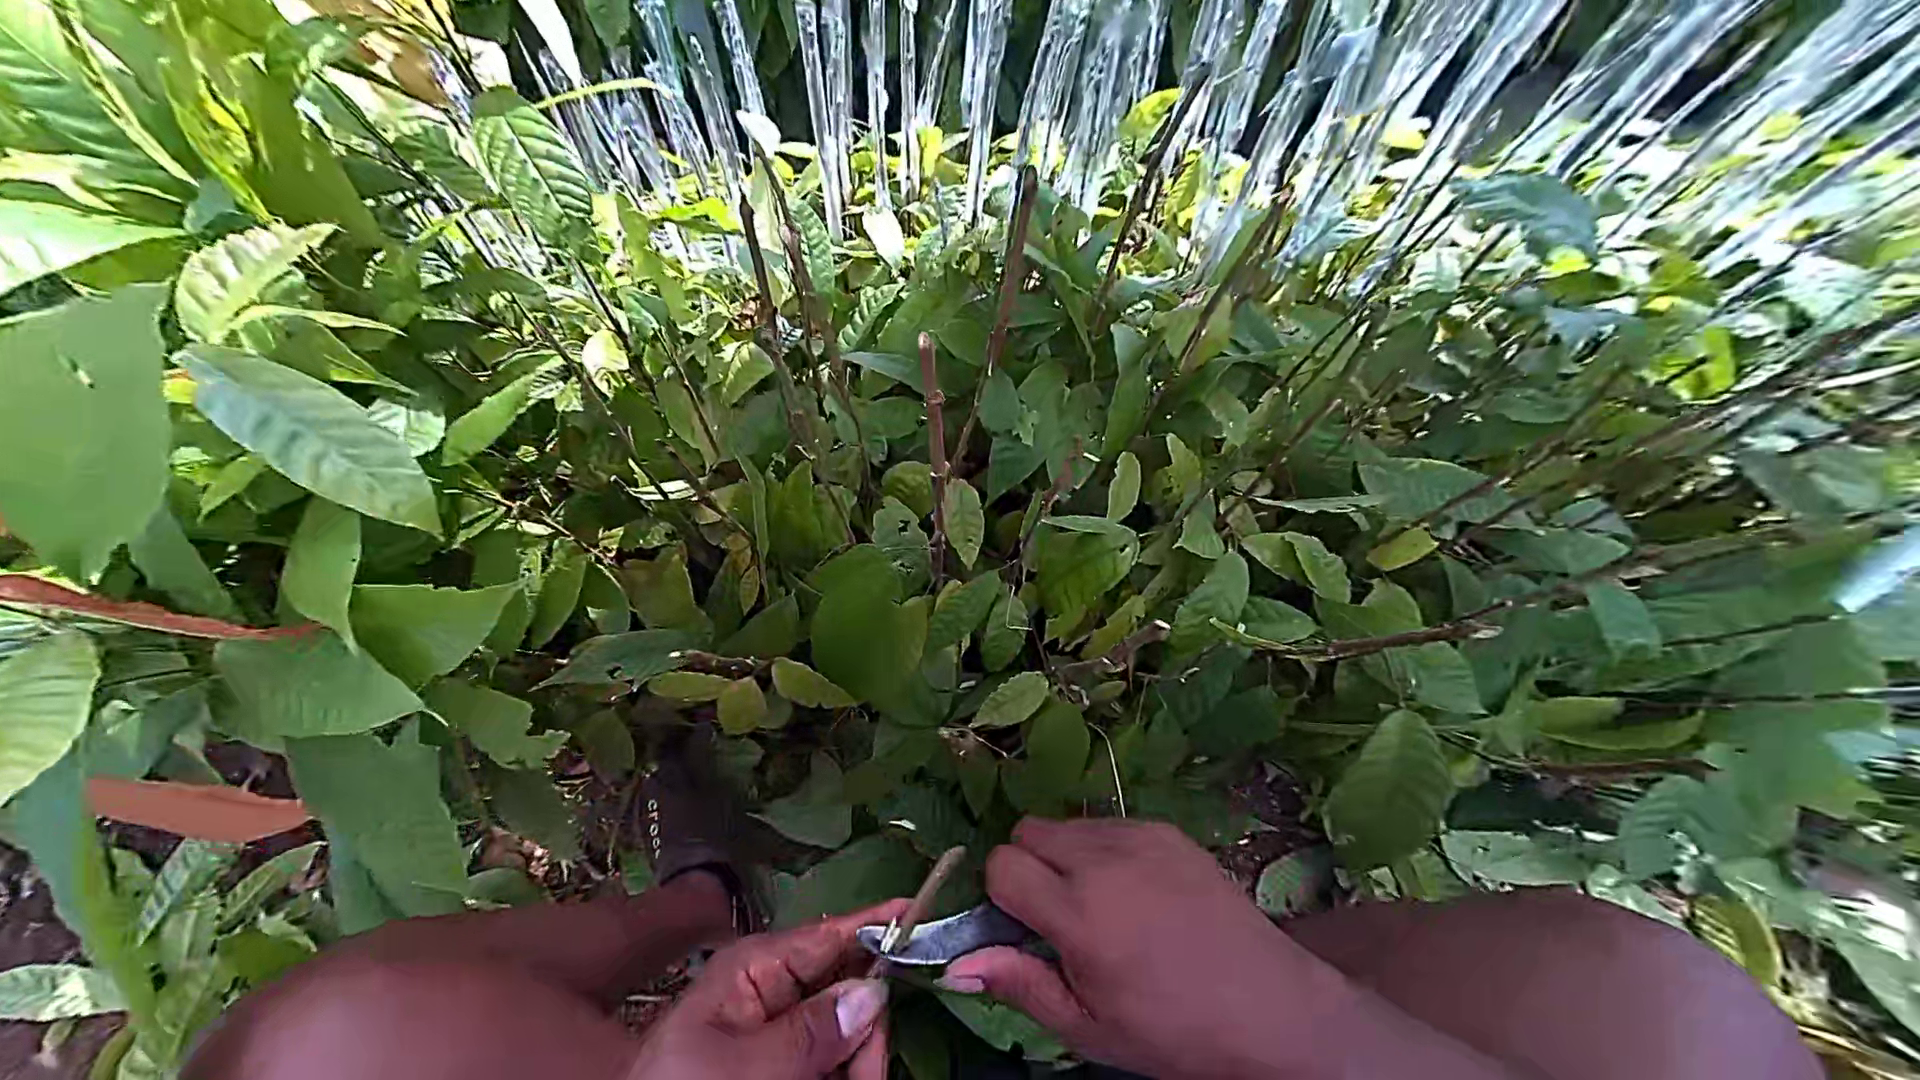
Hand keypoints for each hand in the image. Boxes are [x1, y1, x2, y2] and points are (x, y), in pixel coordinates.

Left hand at [628, 898, 906, 1079]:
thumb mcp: (741, 1068)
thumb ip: (808, 1031)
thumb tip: (873, 991)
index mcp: (760, 964)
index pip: (833, 931)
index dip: (880, 920)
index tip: (922, 911)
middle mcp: (780, 982)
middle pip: (853, 979)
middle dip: (870, 1022)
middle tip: (869, 1073)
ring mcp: (789, 1020)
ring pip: (854, 1020)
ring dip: (863, 1058)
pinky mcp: (794, 1054)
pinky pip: (841, 1052)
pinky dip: (852, 1071)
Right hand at [940, 818, 1334, 1077]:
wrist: (1270, 1006)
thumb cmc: (1172, 1030)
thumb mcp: (1089, 1028)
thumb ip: (1020, 983)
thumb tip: (956, 963)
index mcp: (1078, 913)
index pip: (1001, 864)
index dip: (1002, 894)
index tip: (1025, 923)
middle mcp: (1101, 859)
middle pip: (1026, 830)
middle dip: (1029, 866)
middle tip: (1061, 912)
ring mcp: (1136, 835)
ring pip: (1066, 824)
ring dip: (1065, 854)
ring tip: (1103, 901)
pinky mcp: (1162, 827)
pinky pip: (1106, 822)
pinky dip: (1104, 848)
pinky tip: (1137, 889)